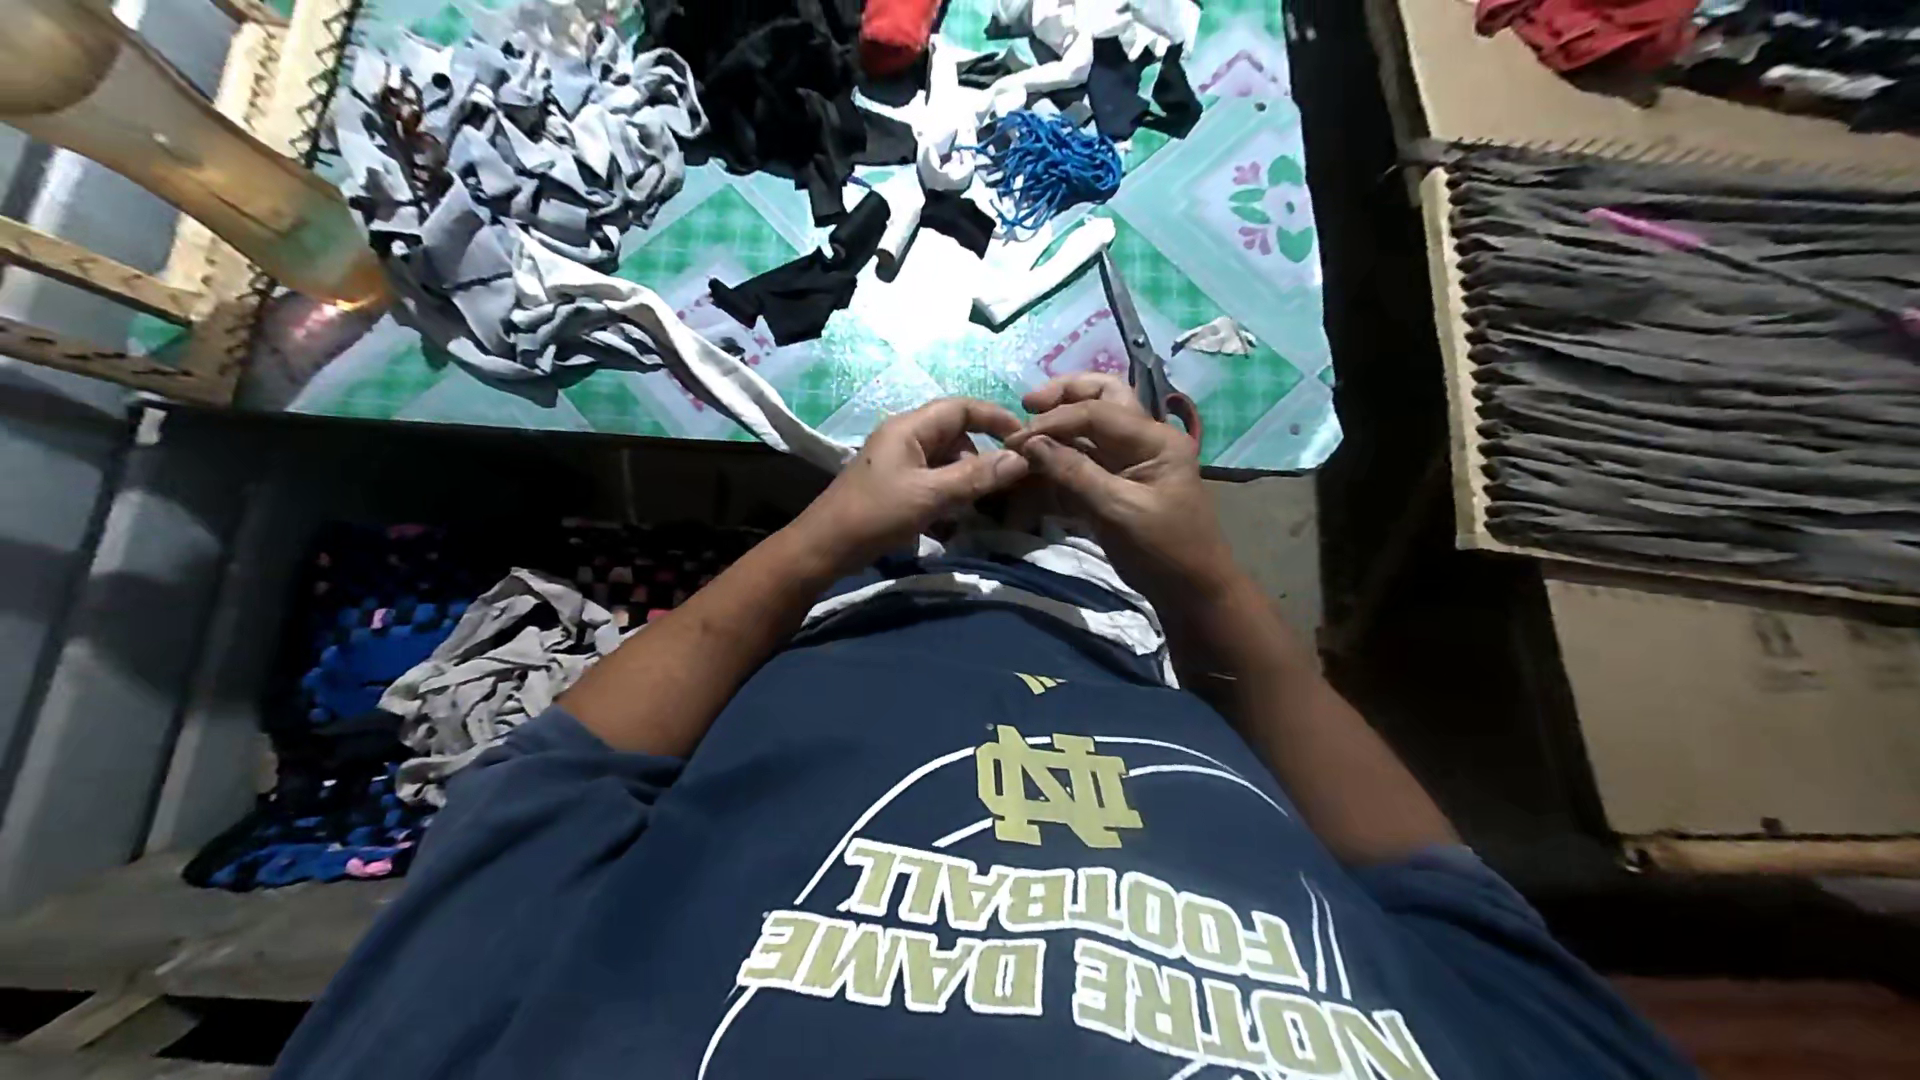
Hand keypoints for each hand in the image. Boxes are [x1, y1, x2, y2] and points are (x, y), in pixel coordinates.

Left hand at [791, 397, 1030, 574]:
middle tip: (1007, 481)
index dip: (995, 417)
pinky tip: (958, 520)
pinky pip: (935, 482)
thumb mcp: (930, 495)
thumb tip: (1020, 458)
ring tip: (984, 505)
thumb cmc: (876, 514)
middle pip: (957, 435)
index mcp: (910, 428)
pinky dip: (950, 495)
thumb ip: (975, 476)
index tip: (1024, 437)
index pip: (961, 407)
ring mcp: (900, 463)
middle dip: (983, 456)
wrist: (826, 547)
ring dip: (968, 480)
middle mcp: (905, 438)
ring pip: (947, 461)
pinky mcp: (898, 486)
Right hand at [1005, 374, 1240, 607]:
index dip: (1053, 420)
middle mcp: (1143, 439)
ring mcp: (1130, 460)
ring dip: (1060, 422)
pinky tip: (1036, 461)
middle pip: (1103, 396)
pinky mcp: (1116, 483)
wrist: (1190, 591)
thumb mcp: (1117, 511)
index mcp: (1154, 439)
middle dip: (1064, 394)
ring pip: (1092, 424)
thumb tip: (1029, 443)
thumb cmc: (1163, 550)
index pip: (1097, 411)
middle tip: (1027, 404)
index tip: (1016, 439)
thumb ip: (1074, 473)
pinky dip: (1060, 455)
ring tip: (1027, 429)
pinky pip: (1084, 457)